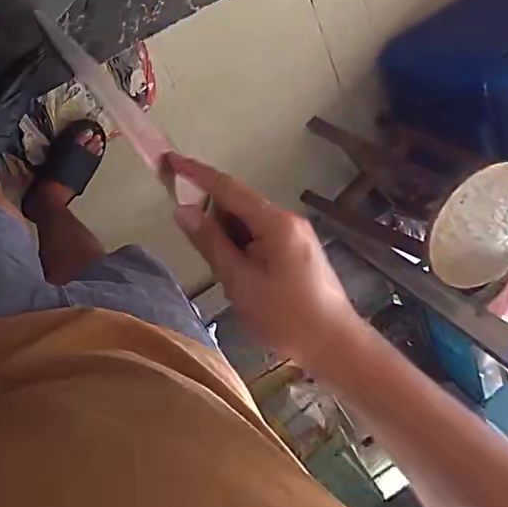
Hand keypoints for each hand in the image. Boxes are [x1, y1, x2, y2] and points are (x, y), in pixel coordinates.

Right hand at [167, 154, 365, 365]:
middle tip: (192, 238)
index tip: (171, 160)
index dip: (196, 174)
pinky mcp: (297, 248)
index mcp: (275, 223)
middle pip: (238, 203)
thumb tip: (183, 211)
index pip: (228, 188)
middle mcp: (287, 219)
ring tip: (223, 270)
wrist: (336, 346)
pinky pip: (261, 234)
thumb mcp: (240, 282)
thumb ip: (211, 243)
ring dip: (227, 234)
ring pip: (249, 221)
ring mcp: (295, 233)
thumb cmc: (286, 317)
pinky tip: (238, 270)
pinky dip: (242, 243)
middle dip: (211, 214)